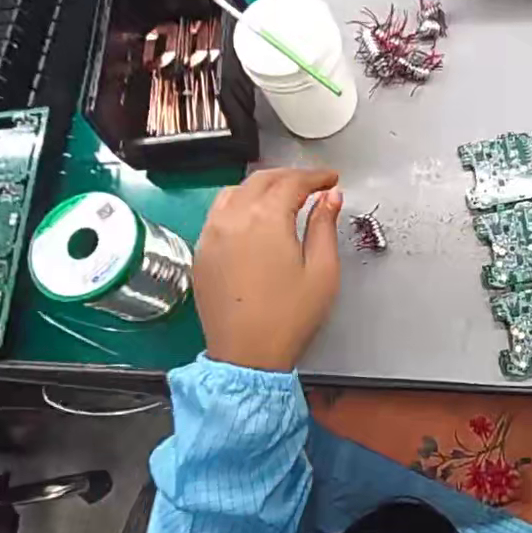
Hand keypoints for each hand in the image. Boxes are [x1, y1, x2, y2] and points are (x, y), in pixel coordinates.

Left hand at [194, 167, 342, 371]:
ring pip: (234, 192)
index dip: (314, 177)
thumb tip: (330, 198)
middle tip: (311, 186)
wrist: (246, 355)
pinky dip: (238, 205)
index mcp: (266, 218)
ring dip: (260, 187)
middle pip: (261, 180)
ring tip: (281, 198)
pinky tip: (252, 219)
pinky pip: (218, 214)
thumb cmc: (290, 316)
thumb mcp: (322, 271)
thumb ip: (325, 227)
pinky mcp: (200, 252)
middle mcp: (233, 217)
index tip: (330, 180)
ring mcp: (211, 234)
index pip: (292, 182)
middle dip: (288, 178)